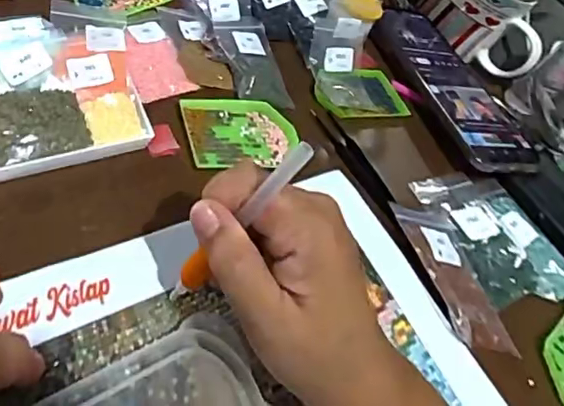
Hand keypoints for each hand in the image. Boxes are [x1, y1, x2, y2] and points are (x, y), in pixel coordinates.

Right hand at [191, 165, 439, 405]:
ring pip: (256, 202)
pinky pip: (271, 216)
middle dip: (227, 225)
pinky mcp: (316, 226)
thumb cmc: (316, 355)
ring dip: (239, 235)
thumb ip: (232, 259)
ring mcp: (317, 213)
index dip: (218, 206)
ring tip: (244, 281)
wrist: (363, 383)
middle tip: (224, 274)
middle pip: (250, 189)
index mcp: (307, 219)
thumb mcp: (265, 317)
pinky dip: (254, 240)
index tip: (209, 250)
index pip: (245, 180)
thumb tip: (200, 207)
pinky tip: (260, 276)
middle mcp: (314, 203)